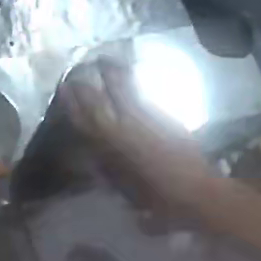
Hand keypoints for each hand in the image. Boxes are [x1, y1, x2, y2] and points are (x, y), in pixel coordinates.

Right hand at [58, 59, 227, 215]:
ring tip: (106, 61)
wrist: (196, 192)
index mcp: (110, 146)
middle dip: (88, 83)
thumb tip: (99, 158)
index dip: (72, 102)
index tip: (64, 86)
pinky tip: (131, 77)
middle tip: (80, 69)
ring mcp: (145, 117)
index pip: (84, 119)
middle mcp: (124, 126)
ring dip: (113, 73)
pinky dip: (134, 83)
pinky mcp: (164, 114)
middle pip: (100, 98)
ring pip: (124, 88)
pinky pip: (143, 94)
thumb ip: (110, 170)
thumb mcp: (125, 190)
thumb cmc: (158, 200)